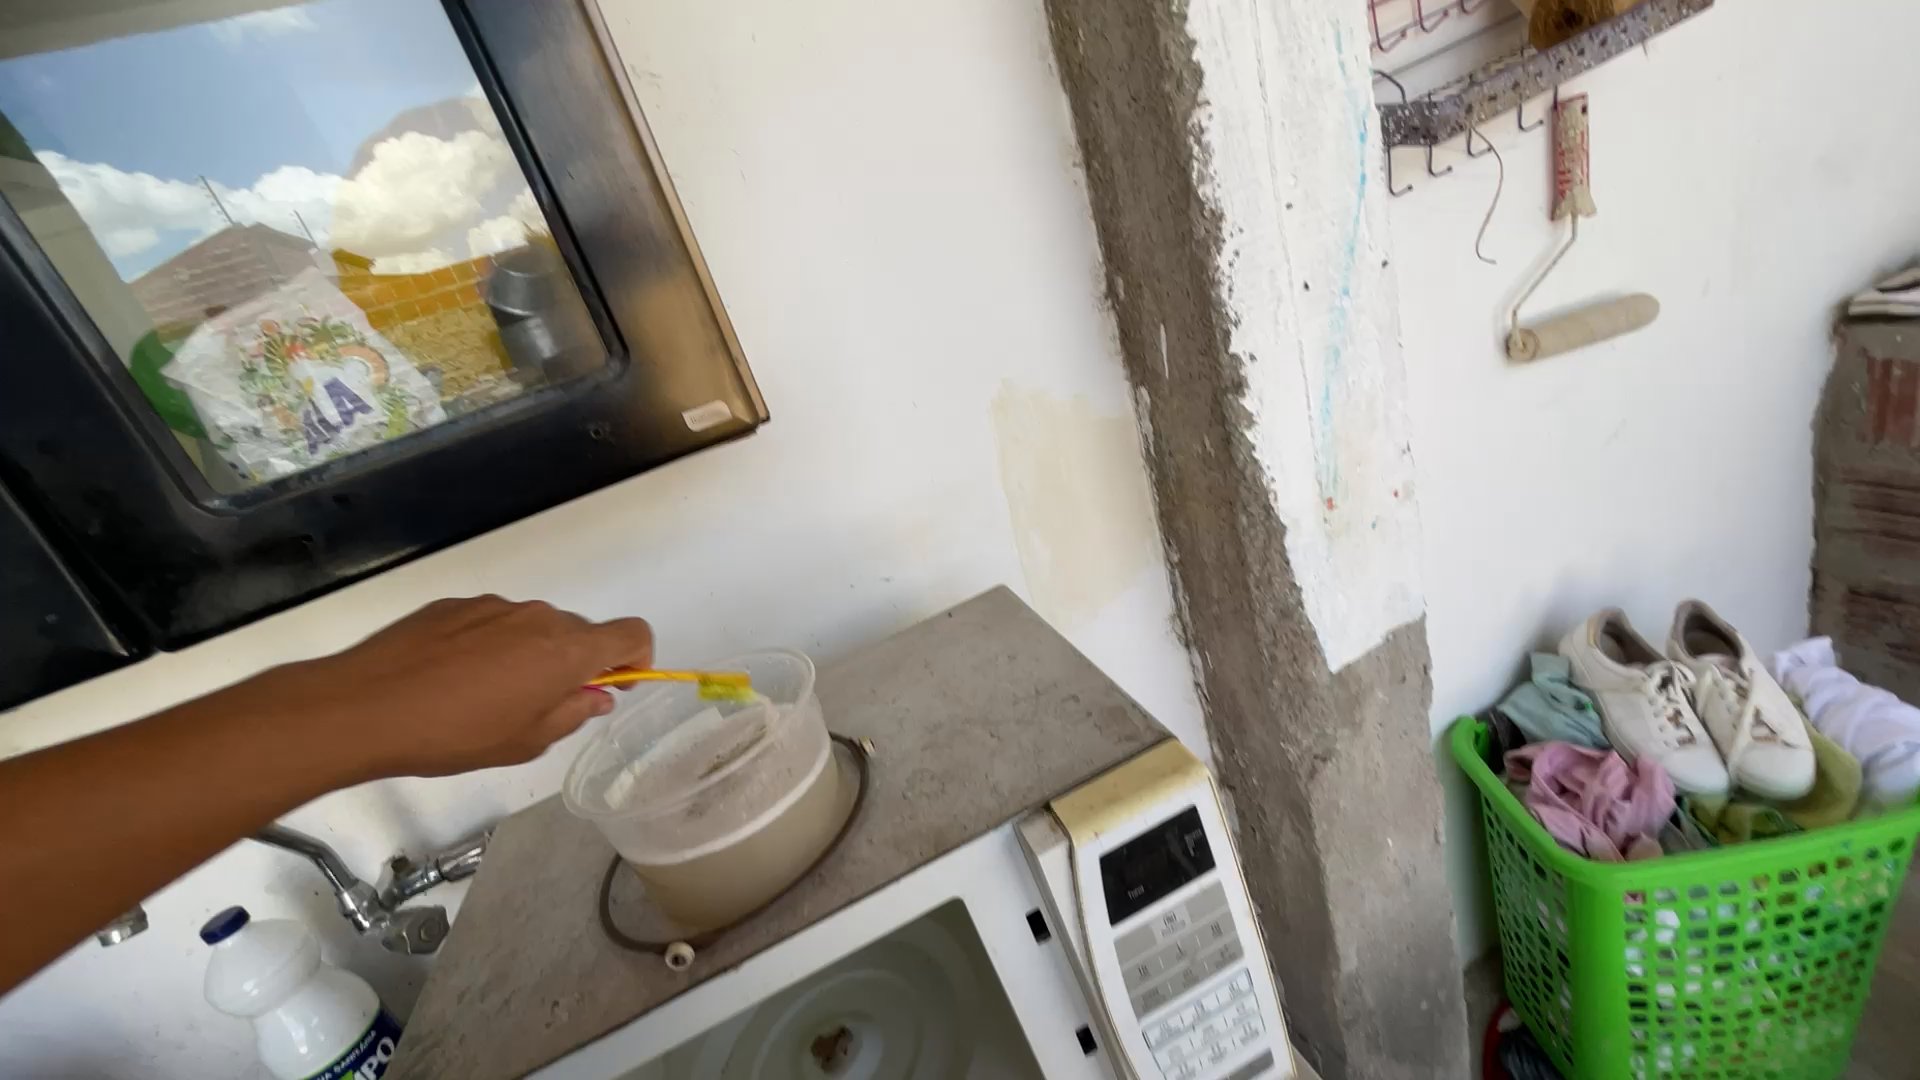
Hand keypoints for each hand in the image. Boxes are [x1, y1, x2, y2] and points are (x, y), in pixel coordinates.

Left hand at [206, 596, 653, 781]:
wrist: (358, 707)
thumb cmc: (454, 734)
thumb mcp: (525, 742)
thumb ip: (572, 713)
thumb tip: (593, 696)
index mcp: (567, 651)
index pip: (632, 633)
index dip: (638, 657)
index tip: (616, 684)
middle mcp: (541, 618)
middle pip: (582, 632)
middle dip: (576, 664)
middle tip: (542, 703)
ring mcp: (496, 606)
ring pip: (536, 627)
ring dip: (532, 654)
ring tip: (487, 693)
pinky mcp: (456, 605)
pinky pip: (494, 622)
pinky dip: (491, 645)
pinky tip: (453, 677)